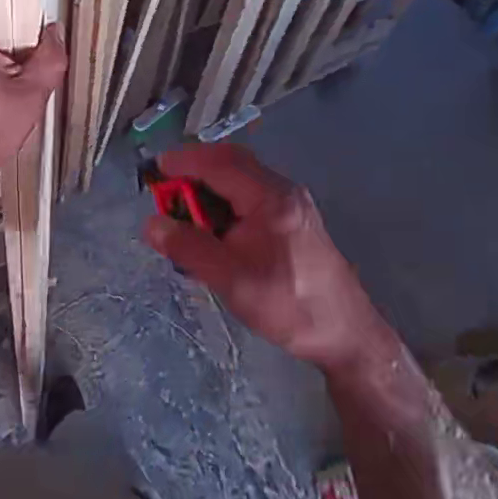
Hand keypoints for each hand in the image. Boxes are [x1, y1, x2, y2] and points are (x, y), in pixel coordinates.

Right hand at [144, 144, 391, 374]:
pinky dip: (221, 200)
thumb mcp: (230, 279)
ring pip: (239, 177)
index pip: (219, 163)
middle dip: (192, 170)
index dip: (182, 161)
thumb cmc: (288, 305)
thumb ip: (187, 247)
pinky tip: (210, 230)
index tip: (153, 171)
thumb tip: (151, 224)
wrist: (346, 337)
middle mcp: (283, 192)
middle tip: (164, 190)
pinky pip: (248, 194)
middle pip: (230, 161)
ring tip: (183, 216)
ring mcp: (290, 204)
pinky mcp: (291, 220)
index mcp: (270, 199)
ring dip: (206, 187)